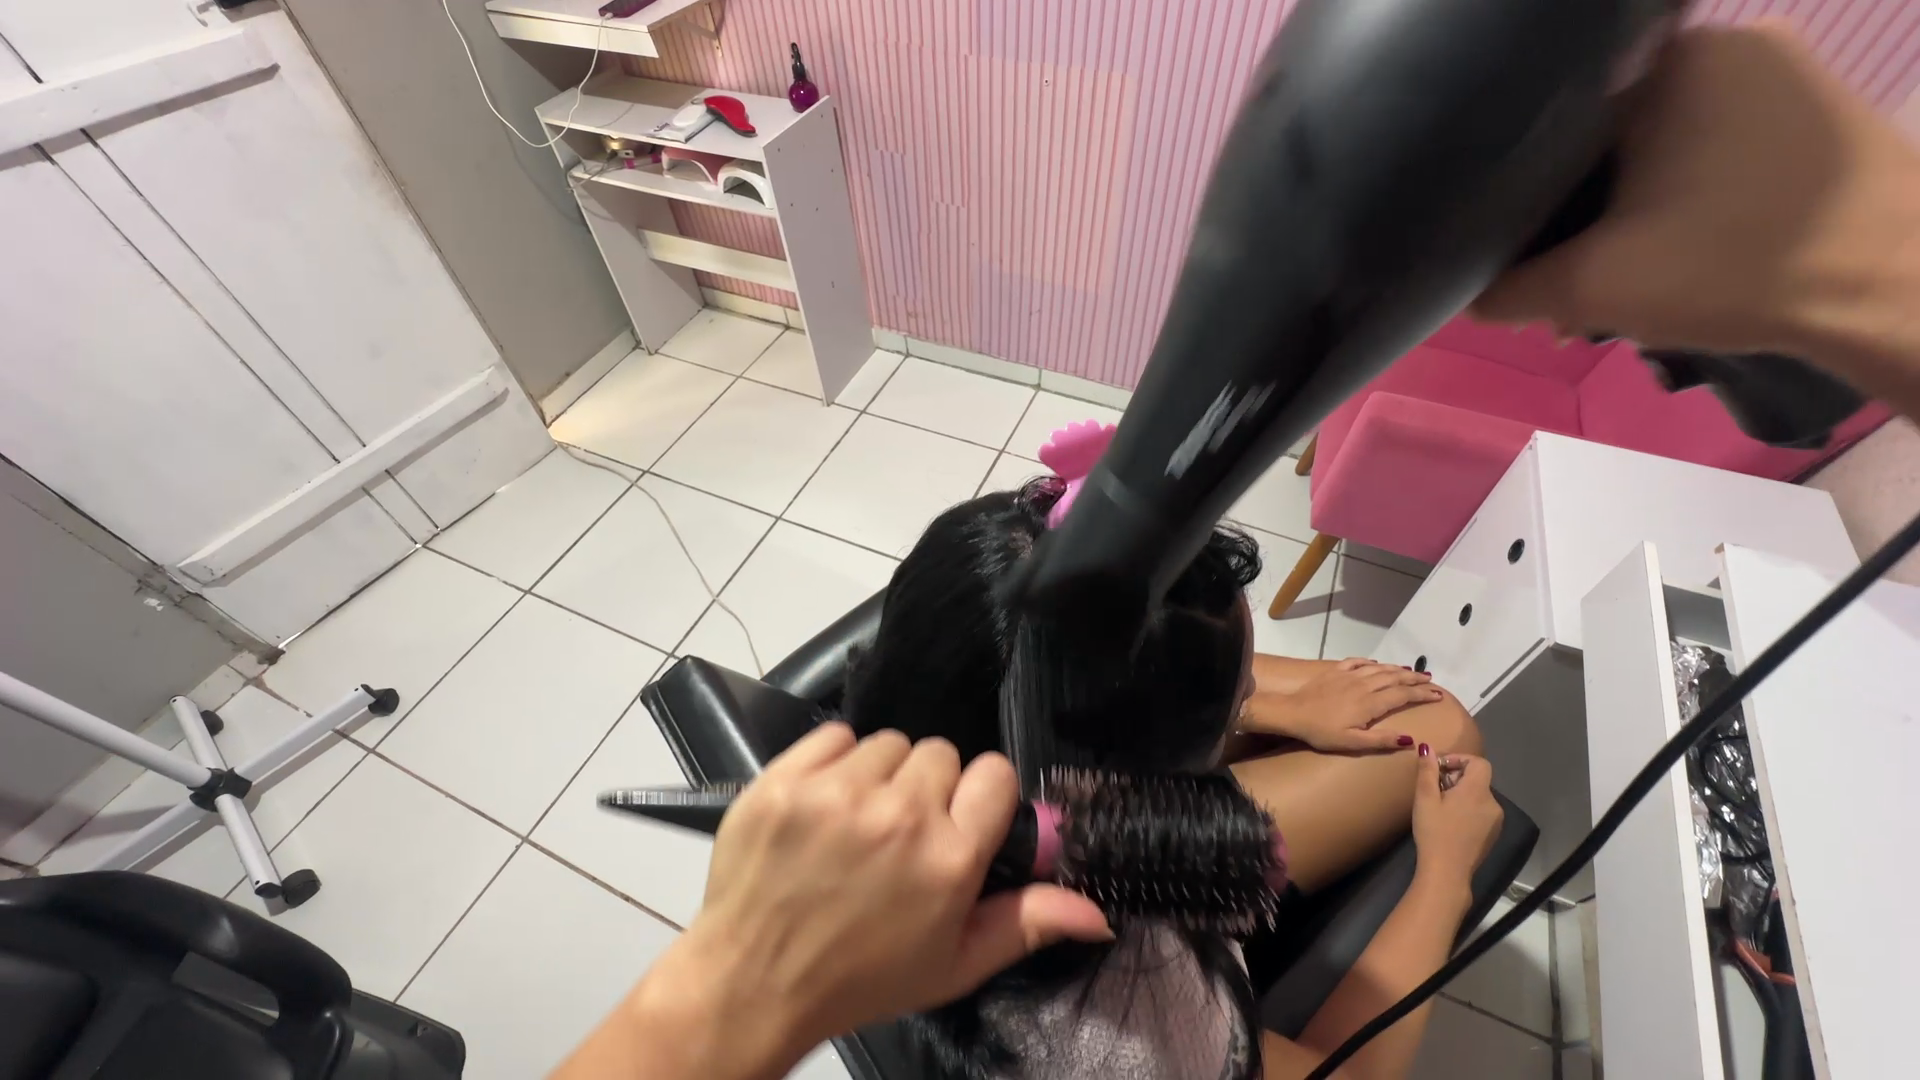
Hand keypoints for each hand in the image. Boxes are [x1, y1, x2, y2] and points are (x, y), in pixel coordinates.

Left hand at [657, 725, 1113, 1062]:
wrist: (751, 981)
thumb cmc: (862, 977)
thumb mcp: (954, 964)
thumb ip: (1027, 924)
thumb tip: (1100, 912)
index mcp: (950, 858)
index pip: (995, 773)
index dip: (980, 795)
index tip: (959, 818)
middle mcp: (901, 814)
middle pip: (941, 753)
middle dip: (928, 788)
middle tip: (899, 833)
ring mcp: (839, 791)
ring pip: (889, 743)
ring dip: (881, 775)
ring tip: (857, 822)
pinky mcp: (787, 777)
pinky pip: (836, 735)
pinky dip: (835, 760)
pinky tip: (823, 802)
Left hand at [1240, 657, 1443, 751]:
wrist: (1292, 713)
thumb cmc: (1321, 732)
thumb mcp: (1352, 743)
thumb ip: (1381, 740)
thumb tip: (1411, 739)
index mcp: (1370, 703)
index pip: (1403, 696)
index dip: (1422, 694)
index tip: (1438, 695)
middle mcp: (1362, 685)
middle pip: (1394, 678)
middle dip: (1414, 679)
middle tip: (1430, 680)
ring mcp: (1347, 676)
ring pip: (1378, 669)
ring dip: (1396, 669)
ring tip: (1411, 671)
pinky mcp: (1333, 671)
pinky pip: (1356, 662)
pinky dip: (1370, 662)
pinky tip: (1376, 663)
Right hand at [1410, 749, 1503, 889]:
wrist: (1448, 870)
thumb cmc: (1434, 831)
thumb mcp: (1425, 798)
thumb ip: (1427, 771)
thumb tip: (1427, 748)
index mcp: (1477, 792)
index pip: (1479, 762)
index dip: (1459, 759)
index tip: (1438, 769)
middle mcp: (1493, 803)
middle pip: (1477, 778)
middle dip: (1454, 776)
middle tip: (1432, 788)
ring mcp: (1496, 821)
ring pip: (1478, 795)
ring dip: (1460, 792)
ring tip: (1438, 805)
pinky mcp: (1493, 833)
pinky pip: (1481, 810)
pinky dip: (1466, 807)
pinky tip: (1449, 821)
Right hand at [1474, 23, 1919, 373]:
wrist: (1897, 293)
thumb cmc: (1733, 268)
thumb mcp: (1585, 288)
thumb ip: (1501, 290)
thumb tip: (1463, 294)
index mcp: (1673, 64)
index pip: (1549, 126)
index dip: (1513, 195)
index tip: (1503, 254)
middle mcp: (1726, 52)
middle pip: (1596, 144)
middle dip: (1564, 220)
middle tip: (1549, 283)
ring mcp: (1774, 83)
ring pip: (1642, 157)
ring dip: (1608, 222)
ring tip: (1597, 285)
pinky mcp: (1799, 123)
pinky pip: (1691, 161)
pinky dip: (1658, 211)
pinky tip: (1649, 261)